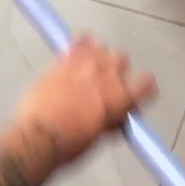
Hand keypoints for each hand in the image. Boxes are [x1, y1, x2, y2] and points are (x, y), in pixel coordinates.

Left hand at [13, 34, 155, 163]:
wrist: (38, 136)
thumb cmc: (70, 144)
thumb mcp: (98, 137)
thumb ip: (112, 120)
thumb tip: (117, 116)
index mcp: (121, 99)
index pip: (146, 83)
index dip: (142, 87)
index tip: (136, 91)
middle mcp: (107, 77)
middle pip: (122, 59)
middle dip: (116, 69)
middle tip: (104, 81)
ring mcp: (85, 65)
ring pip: (101, 46)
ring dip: (97, 55)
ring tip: (87, 66)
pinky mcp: (63, 60)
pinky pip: (78, 40)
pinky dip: (80, 43)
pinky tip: (76, 49)